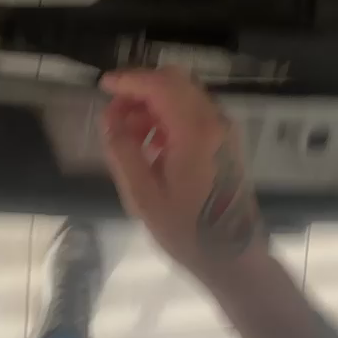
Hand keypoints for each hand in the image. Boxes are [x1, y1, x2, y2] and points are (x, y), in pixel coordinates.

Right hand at [99, 68, 266, 275]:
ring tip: (128, 133)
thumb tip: (109, 119)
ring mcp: (224, 130)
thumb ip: (122, 151)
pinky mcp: (226, 142)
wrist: (234, 258)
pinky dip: (169, 116)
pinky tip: (152, 144)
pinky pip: (194, 112)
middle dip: (140, 89)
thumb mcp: (143, 196)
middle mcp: (215, 121)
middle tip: (114, 112)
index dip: (129, 80)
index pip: (160, 85)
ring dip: (153, 103)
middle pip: (175, 81)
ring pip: (185, 95)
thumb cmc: (187, 231)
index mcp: (195, 131)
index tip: (103, 85)